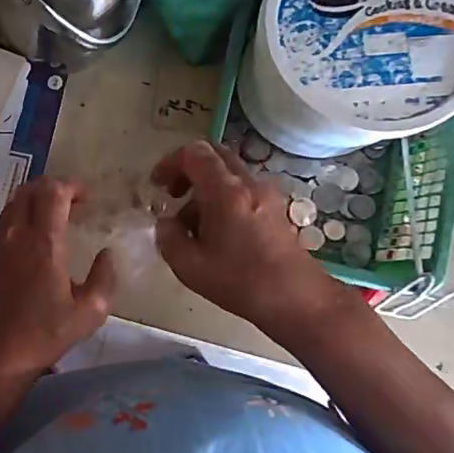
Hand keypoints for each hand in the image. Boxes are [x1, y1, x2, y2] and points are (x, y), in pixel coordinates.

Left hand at [0, 178, 116, 379]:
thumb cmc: (46, 332)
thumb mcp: (90, 312)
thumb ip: (104, 278)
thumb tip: (107, 254)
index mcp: (44, 244)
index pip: (53, 192)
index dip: (72, 186)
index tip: (88, 199)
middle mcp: (18, 235)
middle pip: (31, 188)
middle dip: (54, 187)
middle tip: (75, 202)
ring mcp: (1, 243)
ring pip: (16, 200)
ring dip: (37, 198)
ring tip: (58, 214)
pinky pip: (8, 217)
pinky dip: (25, 212)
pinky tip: (39, 233)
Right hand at [151, 141, 344, 333]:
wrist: (296, 298)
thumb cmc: (240, 282)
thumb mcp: (189, 266)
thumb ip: (168, 238)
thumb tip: (166, 223)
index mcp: (225, 191)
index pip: (194, 153)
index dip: (170, 162)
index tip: (157, 185)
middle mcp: (248, 183)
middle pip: (214, 155)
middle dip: (187, 169)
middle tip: (172, 194)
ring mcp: (266, 193)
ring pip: (228, 173)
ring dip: (205, 188)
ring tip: (192, 224)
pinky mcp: (275, 207)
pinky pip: (242, 189)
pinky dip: (223, 198)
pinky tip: (217, 233)